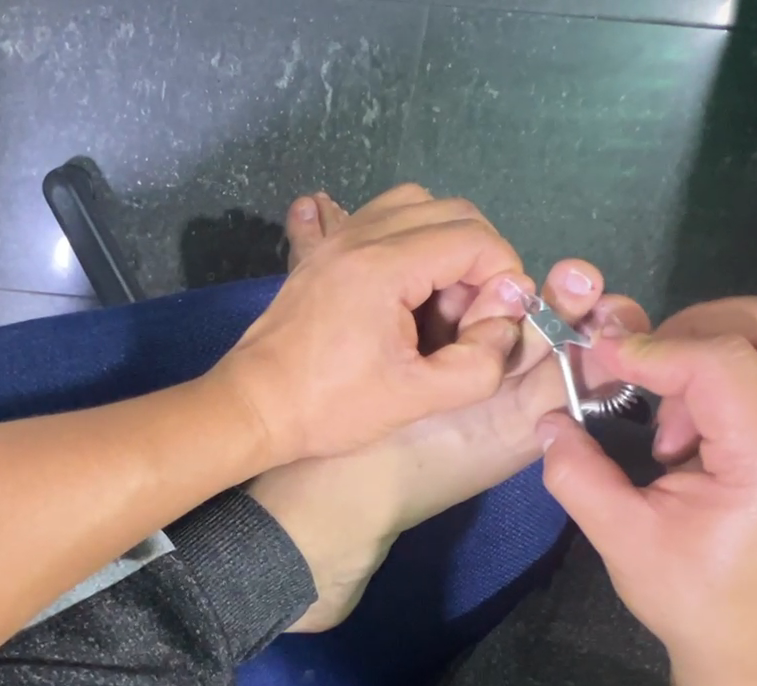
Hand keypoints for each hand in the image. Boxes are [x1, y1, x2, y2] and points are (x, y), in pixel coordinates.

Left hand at [206, 183, 528, 462]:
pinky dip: (397, 236)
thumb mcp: (415, 399)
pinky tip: (396, 271)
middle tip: (466, 316)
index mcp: (385, 265)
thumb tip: (503, 324)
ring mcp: (333, 241)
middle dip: (476, 259)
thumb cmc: (329, 408)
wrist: (253, 408)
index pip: (476, 239)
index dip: (504, 276)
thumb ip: (478, 363)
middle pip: (449, 212)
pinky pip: (366, 217)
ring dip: (440, 243)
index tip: (495, 321)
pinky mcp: (317, 255)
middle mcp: (359, 236)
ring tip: (433, 300)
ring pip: (411, 206)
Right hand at [537, 298, 756, 685]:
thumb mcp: (620, 542)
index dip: (651, 348)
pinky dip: (741, 379)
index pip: (722, 363)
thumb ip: (578, 475)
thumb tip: (549, 422)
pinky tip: (698, 435)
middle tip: (644, 363)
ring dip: (723, 351)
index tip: (596, 358)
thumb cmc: (694, 606)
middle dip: (702, 324)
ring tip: (671, 415)